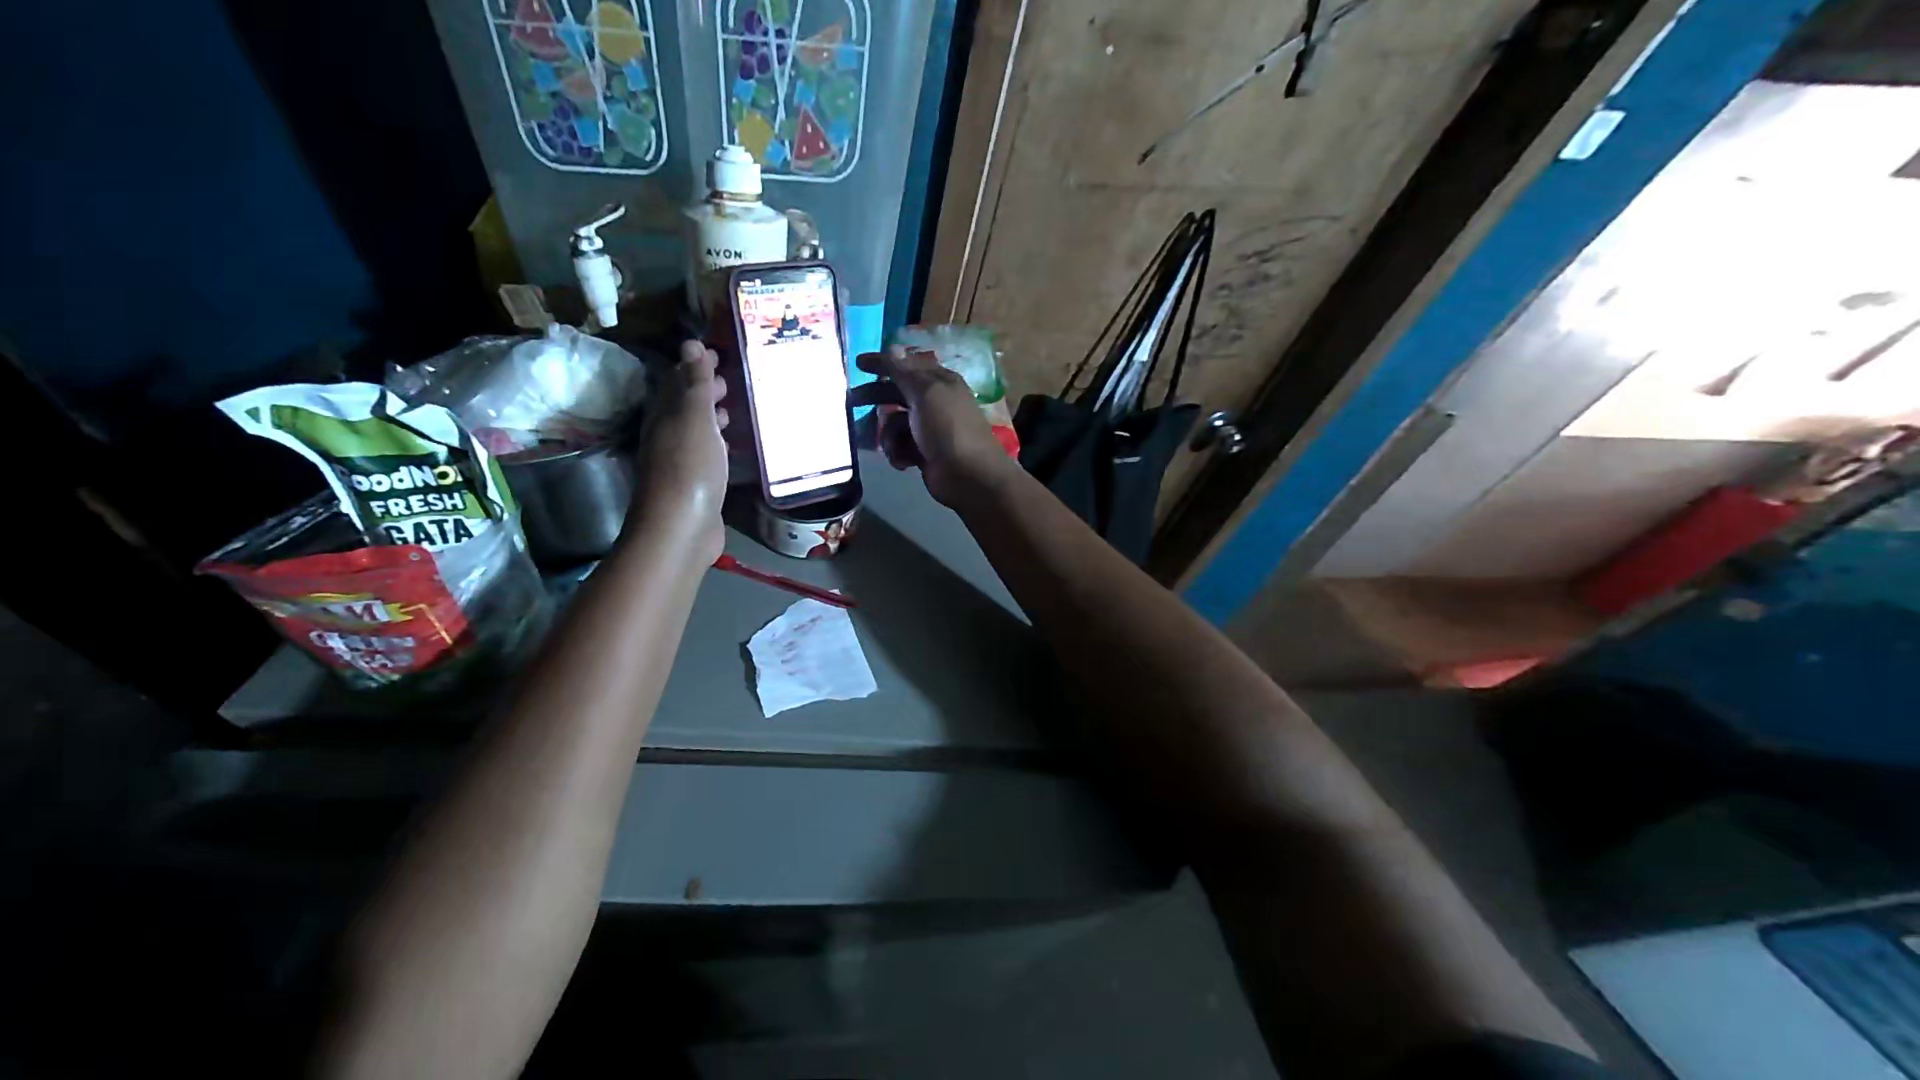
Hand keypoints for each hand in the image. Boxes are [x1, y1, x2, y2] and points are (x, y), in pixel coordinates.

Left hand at [632, 340, 728, 558]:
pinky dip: (717, 443)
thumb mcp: (694, 419)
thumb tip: (690, 343)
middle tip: (730, 378)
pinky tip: (731, 447)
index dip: (694, 366)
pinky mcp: (695, 487)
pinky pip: (706, 454)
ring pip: (695, 431)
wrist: (681, 529)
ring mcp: (680, 463)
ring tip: (733, 408)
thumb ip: (695, 383)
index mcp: (665, 417)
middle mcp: (667, 437)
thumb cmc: (689, 468)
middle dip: (703, 390)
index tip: (717, 353)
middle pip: (684, 406)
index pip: (677, 382)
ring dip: (711, 417)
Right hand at [849, 346, 1015, 507]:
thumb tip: (891, 348)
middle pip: (896, 393)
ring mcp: (928, 428)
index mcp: (939, 381)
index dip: (883, 363)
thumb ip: (904, 371)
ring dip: (889, 436)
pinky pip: (899, 445)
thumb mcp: (925, 392)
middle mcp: (933, 401)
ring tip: (896, 448)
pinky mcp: (923, 452)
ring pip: (893, 424)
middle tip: (852, 402)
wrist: (968, 475)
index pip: (906, 365)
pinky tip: (904, 462)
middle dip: (876, 399)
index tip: (858, 363)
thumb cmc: (948, 428)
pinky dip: (898, 453)